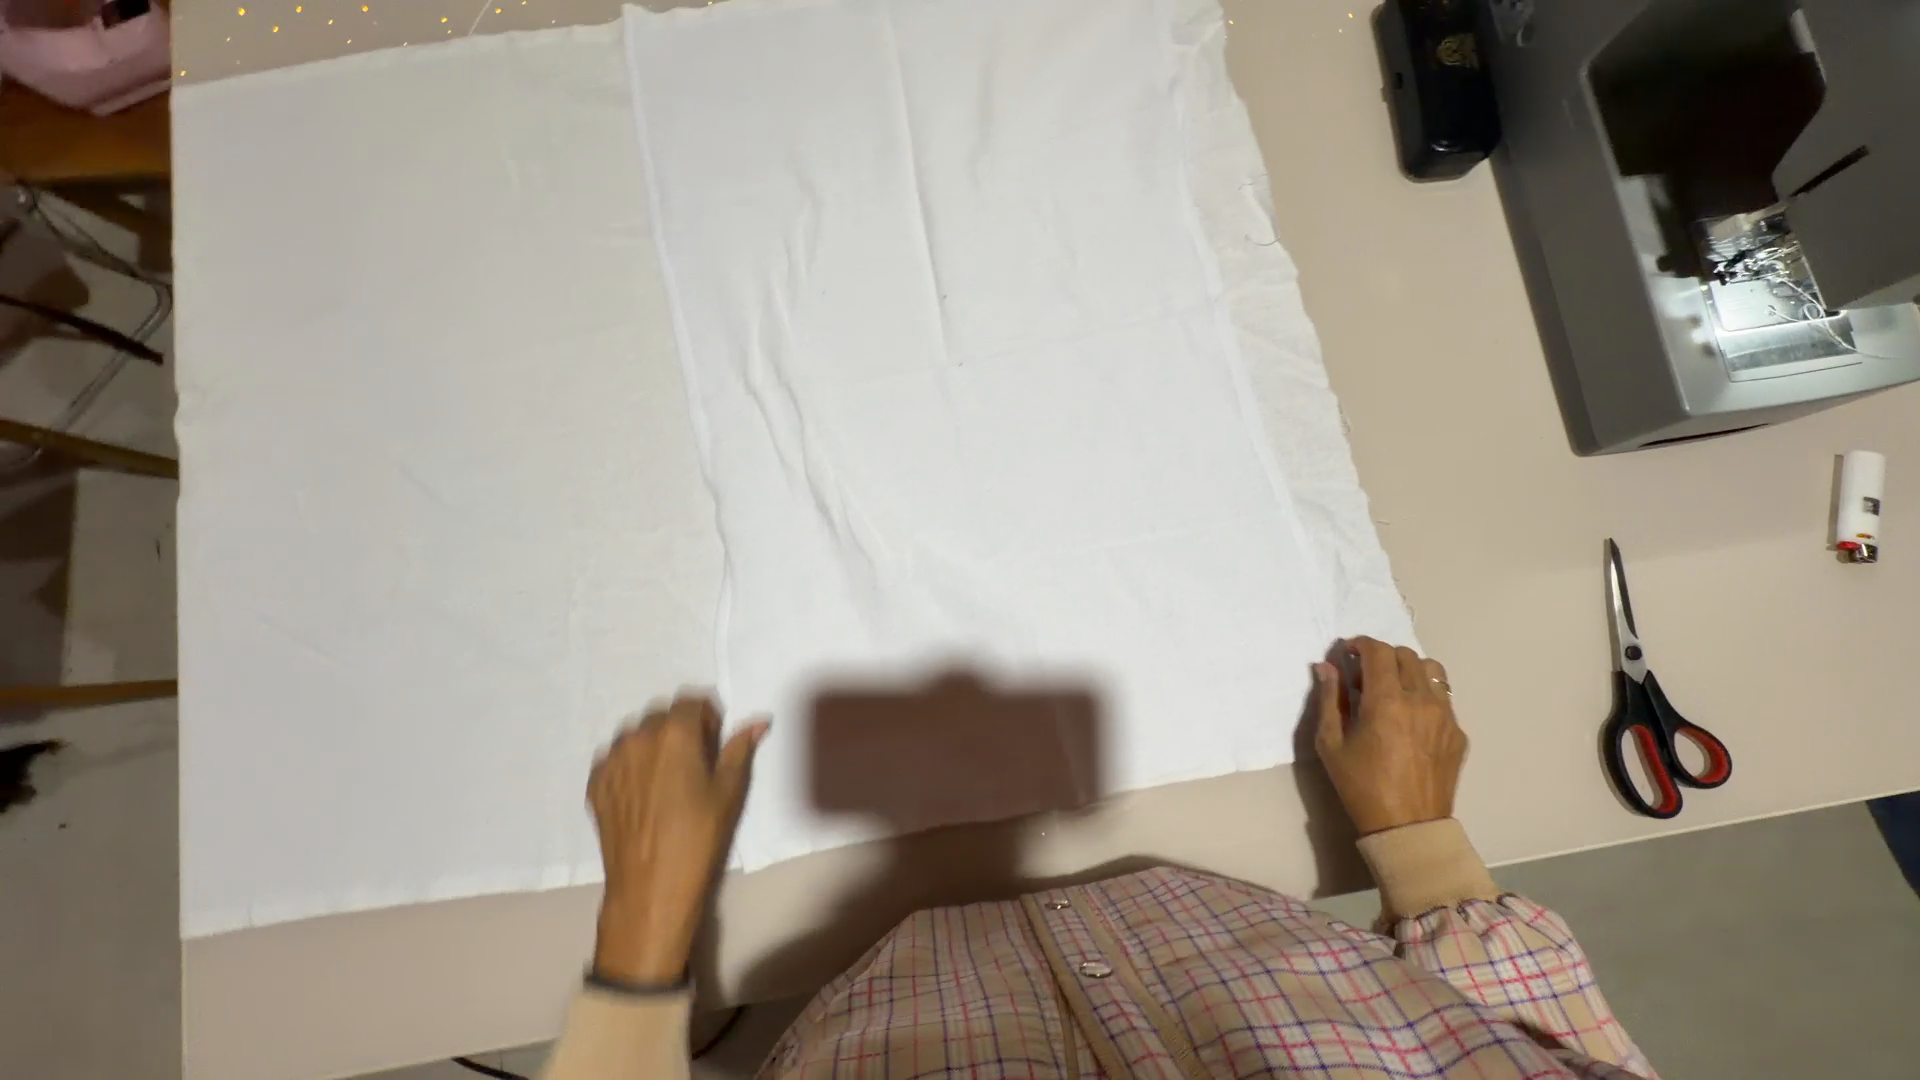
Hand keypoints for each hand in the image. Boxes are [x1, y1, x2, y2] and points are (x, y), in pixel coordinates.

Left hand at [586, 696, 767, 985]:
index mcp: (675, 732)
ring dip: (653, 743)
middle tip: (693, 762)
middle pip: (662, 714)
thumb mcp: (730, 790)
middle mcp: (638, 736)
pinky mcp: (595, 782)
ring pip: (636, 733)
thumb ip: (740, 748)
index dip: (707, 717)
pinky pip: (616, 757)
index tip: (713, 744)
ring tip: (666, 778)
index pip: (692, 701)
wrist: (650, 885)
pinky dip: (631, 763)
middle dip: (680, 728)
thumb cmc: (700, 834)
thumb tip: (759, 721)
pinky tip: (643, 793)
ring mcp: (612, 759)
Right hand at [1312, 637, 1466, 835]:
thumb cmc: (1360, 785)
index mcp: (1387, 701)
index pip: (1378, 651)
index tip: (1346, 652)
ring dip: (1408, 669)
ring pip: (1432, 671)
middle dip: (1382, 656)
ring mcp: (1445, 717)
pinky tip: (1408, 718)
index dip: (1360, 644)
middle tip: (1364, 675)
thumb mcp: (1331, 742)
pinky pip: (1443, 699)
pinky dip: (1424, 694)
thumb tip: (1327, 667)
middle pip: (1406, 655)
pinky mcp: (1458, 733)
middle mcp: (1421, 701)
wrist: (1407, 827)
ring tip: (1392, 689)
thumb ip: (1329, 699)